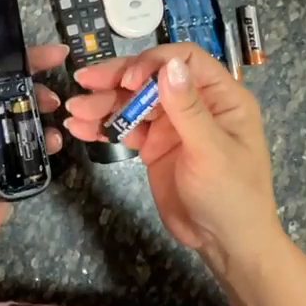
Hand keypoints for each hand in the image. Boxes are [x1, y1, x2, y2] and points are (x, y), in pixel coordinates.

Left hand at [0, 44, 67, 270]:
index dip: (12, 59)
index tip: (45, 51)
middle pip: (10, 94)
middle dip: (34, 84)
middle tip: (56, 84)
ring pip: (24, 119)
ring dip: (43, 111)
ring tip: (57, 111)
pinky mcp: (11, 172)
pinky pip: (32, 150)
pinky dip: (47, 142)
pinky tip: (54, 141)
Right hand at [63, 43, 282, 272]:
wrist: (224, 244)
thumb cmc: (232, 196)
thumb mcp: (212, 152)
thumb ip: (188, 108)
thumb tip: (169, 65)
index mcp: (220, 97)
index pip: (184, 61)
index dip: (153, 63)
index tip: (128, 81)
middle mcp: (194, 104)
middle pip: (151, 78)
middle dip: (116, 80)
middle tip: (84, 82)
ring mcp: (171, 125)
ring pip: (132, 102)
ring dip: (102, 103)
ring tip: (74, 111)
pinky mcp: (153, 145)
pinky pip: (125, 127)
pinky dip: (102, 126)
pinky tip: (79, 127)